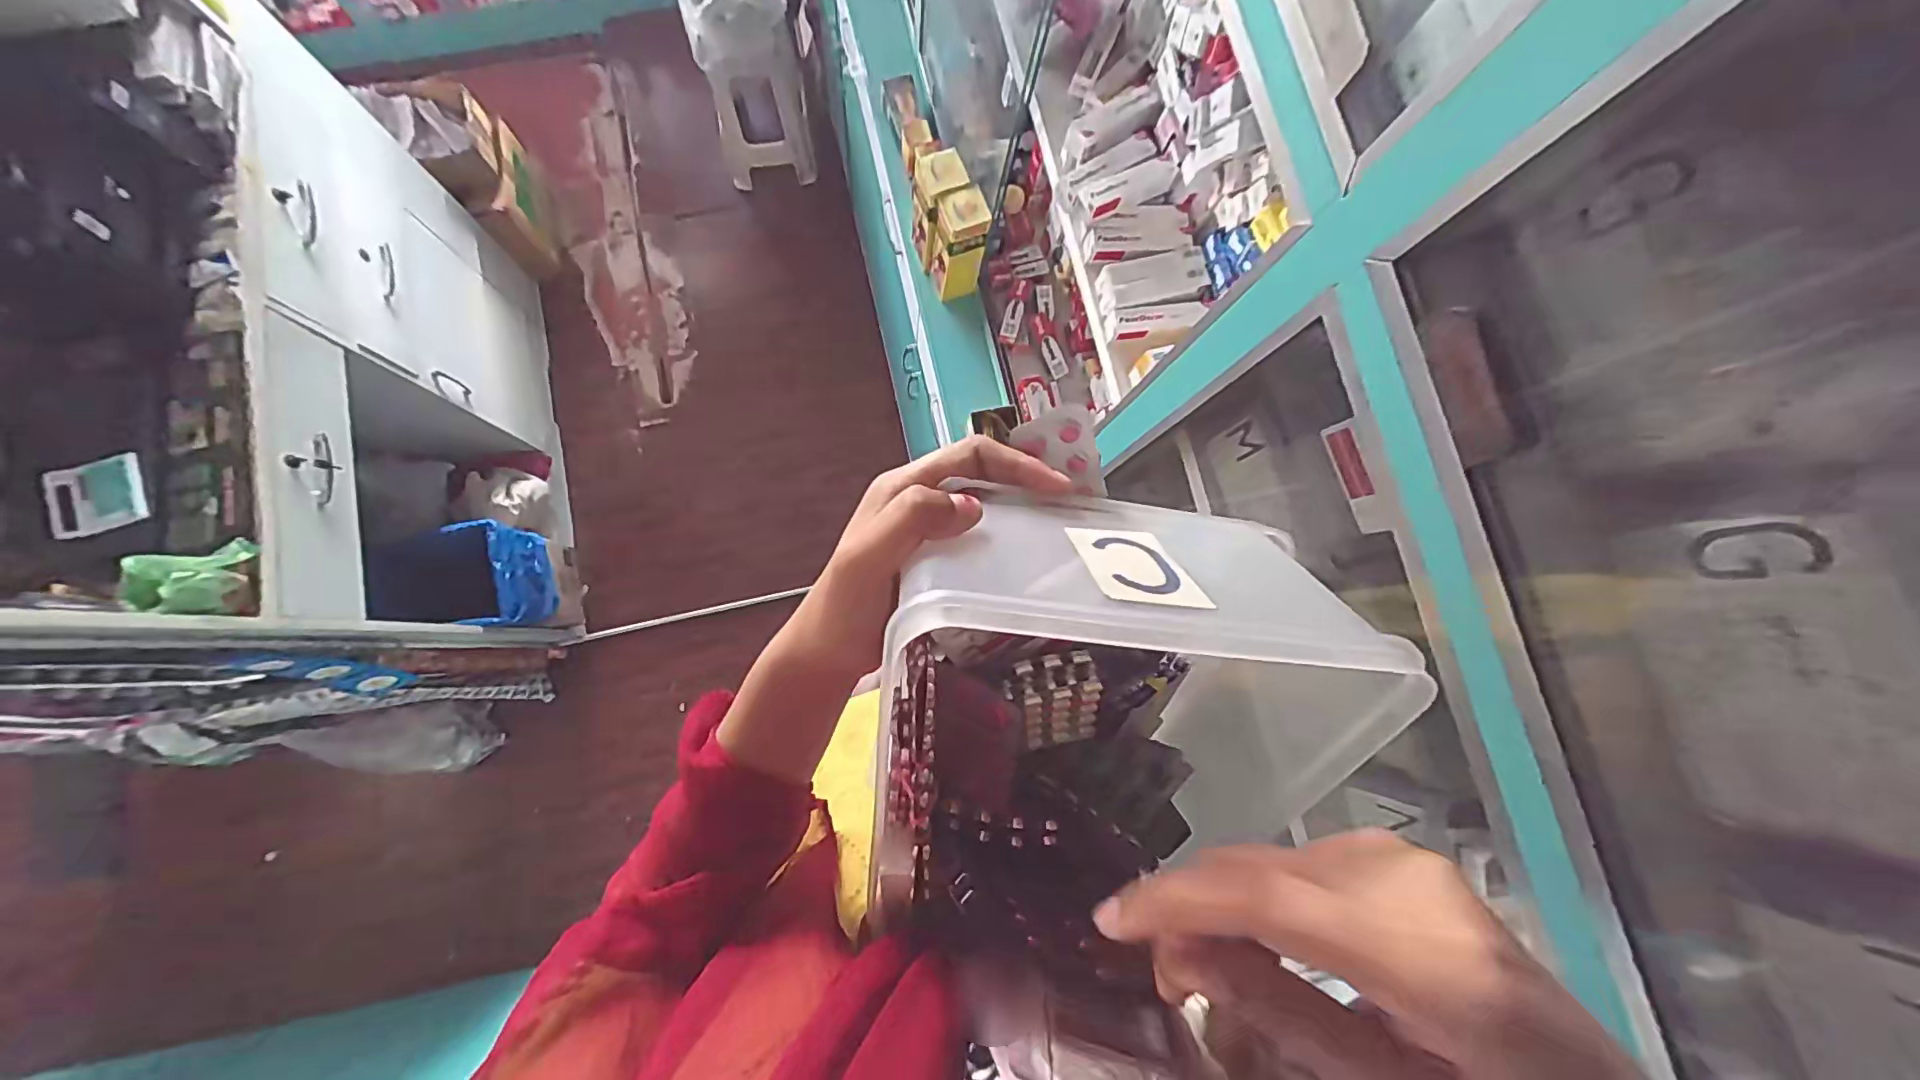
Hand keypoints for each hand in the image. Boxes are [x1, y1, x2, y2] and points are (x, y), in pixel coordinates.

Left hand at [793, 435, 1070, 679]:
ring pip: (985, 504)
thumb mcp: (868, 555)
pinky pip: (980, 539)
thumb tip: (973, 506)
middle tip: (1070, 500)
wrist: (830, 650)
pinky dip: (1008, 539)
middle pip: (982, 473)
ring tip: (1059, 524)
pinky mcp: (938, 559)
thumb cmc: (844, 604)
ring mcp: (928, 530)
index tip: (1056, 486)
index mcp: (903, 487)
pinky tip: (1028, 557)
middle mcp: (918, 500)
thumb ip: (912, 519)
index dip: (1016, 463)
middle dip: (1028, 479)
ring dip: (1022, 508)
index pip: (970, 455)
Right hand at [1094, 831, 1641, 1079]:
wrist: (1579, 1077)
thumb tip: (1181, 954)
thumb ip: (1277, 1010)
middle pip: (1254, 867)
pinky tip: (1249, 936)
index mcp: (1414, 943)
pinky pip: (1294, 865)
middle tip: (1157, 966)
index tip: (1111, 919)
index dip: (1176, 900)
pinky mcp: (1388, 855)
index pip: (1263, 895)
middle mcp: (1395, 871)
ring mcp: (1395, 855)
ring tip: (1199, 958)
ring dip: (1218, 901)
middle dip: (1188, 906)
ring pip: (1265, 861)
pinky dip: (1256, 895)